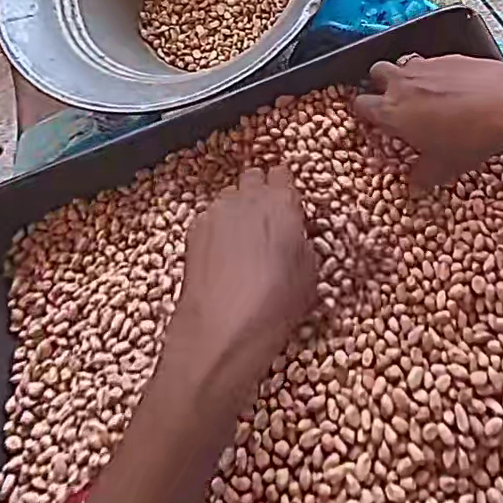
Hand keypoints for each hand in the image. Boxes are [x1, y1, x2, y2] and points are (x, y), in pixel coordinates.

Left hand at [163, 167, 316, 413]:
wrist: (222, 328)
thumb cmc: (275, 304)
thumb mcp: (308, 273)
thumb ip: (301, 241)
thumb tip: (294, 236)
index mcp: (283, 201)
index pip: (283, 174)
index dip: (285, 189)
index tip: (288, 205)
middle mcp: (248, 196)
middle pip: (254, 177)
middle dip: (259, 192)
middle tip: (265, 222)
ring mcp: (217, 210)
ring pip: (229, 198)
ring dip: (236, 212)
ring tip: (241, 245)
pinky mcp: (193, 228)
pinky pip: (210, 219)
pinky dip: (216, 231)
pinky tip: (221, 259)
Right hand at [352, 55, 502, 185]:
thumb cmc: (469, 137)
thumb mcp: (445, 165)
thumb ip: (424, 174)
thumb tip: (417, 184)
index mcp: (391, 111)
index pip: (361, 105)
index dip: (364, 112)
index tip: (373, 120)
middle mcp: (402, 83)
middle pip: (376, 73)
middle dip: (381, 83)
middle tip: (394, 100)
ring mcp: (426, 65)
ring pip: (404, 63)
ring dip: (408, 75)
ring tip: (425, 93)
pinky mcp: (450, 56)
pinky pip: (433, 61)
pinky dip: (438, 72)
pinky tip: (455, 88)